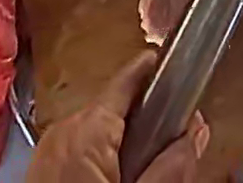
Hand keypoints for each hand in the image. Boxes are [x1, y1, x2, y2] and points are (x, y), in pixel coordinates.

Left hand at [27, 51, 207, 182]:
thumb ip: (171, 167)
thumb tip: (199, 128)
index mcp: (89, 127)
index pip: (134, 74)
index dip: (163, 71)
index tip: (188, 79)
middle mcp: (66, 127)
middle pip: (123, 105)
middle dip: (151, 124)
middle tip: (171, 155)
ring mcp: (50, 149)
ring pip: (106, 129)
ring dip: (129, 145)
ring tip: (141, 177)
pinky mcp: (42, 169)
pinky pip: (85, 148)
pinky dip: (106, 160)